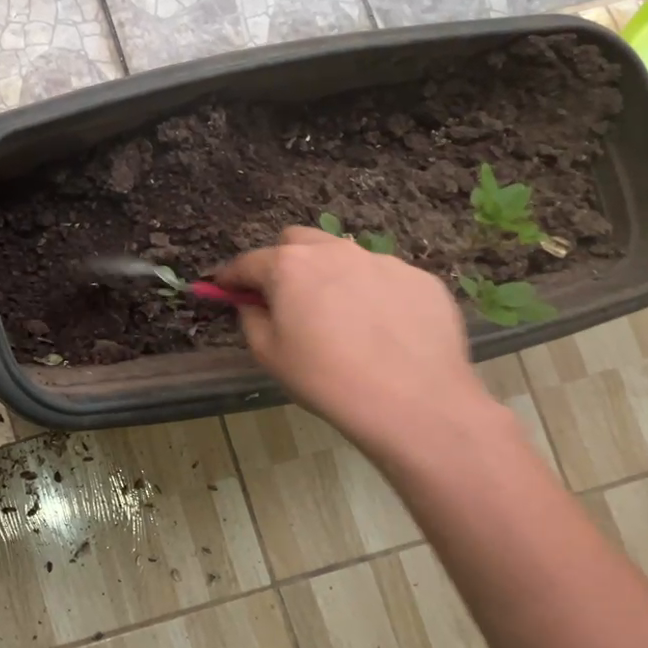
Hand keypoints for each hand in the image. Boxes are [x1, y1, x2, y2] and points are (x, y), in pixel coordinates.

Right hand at [215, 226, 494, 455]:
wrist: (417, 405)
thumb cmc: (327, 380)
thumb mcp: (268, 354)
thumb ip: (251, 317)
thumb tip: (253, 303)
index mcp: (289, 266)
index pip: (247, 262)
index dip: (231, 277)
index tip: (225, 290)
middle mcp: (334, 252)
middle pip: (297, 241)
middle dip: (283, 262)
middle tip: (286, 298)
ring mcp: (383, 262)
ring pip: (343, 256)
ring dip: (330, 275)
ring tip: (341, 317)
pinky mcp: (422, 280)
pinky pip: (384, 278)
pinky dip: (372, 293)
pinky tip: (381, 330)